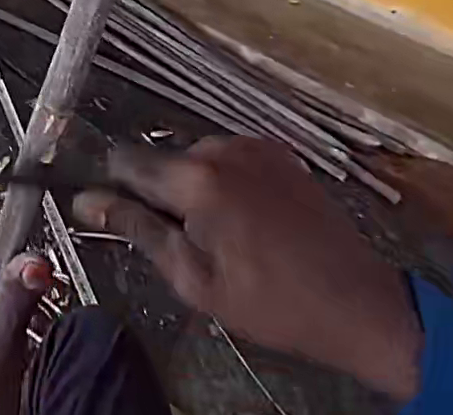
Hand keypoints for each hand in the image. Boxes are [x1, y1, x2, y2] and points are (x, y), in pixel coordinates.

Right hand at [73, 136, 422, 400]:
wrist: (367, 307)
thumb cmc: (274, 303)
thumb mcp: (194, 279)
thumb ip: (136, 228)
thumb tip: (85, 200)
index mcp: (193, 178)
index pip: (122, 160)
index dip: (114, 187)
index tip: (122, 214)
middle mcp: (217, 148)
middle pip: (158, 160)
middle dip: (160, 193)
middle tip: (188, 239)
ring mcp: (249, 145)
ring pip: (190, 159)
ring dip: (191, 186)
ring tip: (225, 231)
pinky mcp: (275, 150)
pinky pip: (225, 158)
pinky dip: (223, 180)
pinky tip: (248, 216)